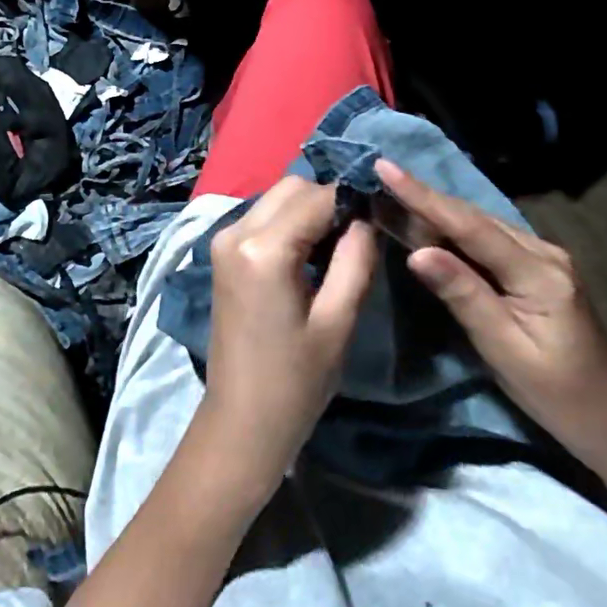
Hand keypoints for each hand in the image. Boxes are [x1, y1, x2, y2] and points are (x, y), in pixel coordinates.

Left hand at [199, 177, 378, 499]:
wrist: (241, 419)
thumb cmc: (295, 380)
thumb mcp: (338, 320)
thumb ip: (355, 259)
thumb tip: (367, 217)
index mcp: (263, 248)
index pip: (318, 197)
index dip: (354, 199)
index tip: (384, 212)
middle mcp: (235, 230)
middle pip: (293, 187)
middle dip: (330, 200)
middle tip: (360, 233)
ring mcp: (224, 239)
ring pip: (277, 197)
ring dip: (310, 210)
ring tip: (340, 245)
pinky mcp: (222, 251)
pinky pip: (263, 216)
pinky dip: (290, 222)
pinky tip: (311, 254)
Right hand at [376, 159, 606, 468]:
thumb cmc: (556, 393)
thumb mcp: (504, 349)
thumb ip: (463, 295)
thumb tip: (417, 252)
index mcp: (540, 273)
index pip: (470, 226)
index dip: (424, 196)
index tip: (386, 167)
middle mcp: (545, 253)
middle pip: (475, 217)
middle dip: (424, 197)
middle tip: (380, 178)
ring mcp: (545, 257)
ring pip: (481, 224)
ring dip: (437, 211)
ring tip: (393, 196)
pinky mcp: (539, 268)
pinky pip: (489, 239)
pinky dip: (454, 231)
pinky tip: (430, 226)